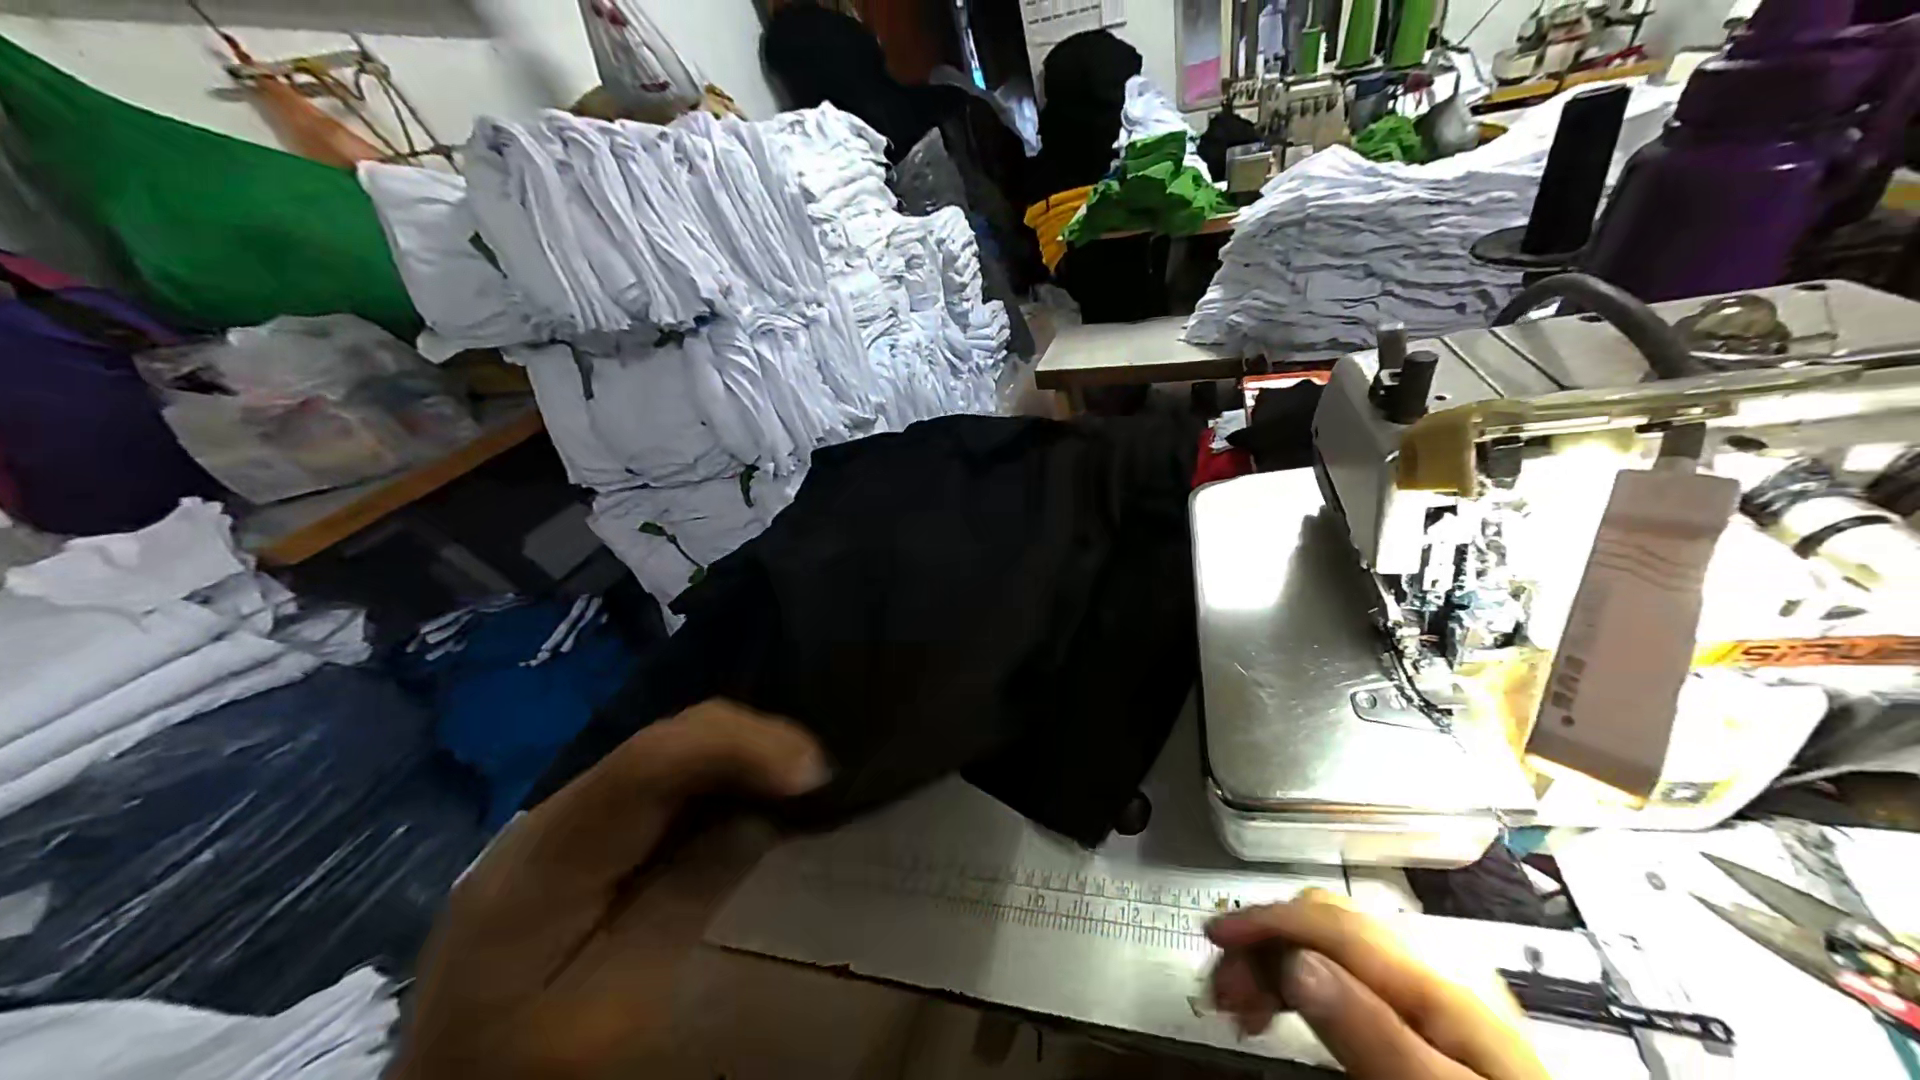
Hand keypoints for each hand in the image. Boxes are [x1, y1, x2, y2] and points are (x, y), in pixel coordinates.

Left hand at [391, 700, 828, 1079]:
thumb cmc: (527, 1066)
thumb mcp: (612, 1011)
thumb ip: (683, 905)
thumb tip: (758, 819)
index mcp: (546, 861)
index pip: (647, 763)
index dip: (736, 748)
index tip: (810, 771)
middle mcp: (550, 815)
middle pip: (660, 738)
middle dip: (749, 740)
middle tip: (815, 773)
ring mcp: (560, 816)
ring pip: (664, 747)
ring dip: (737, 751)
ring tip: (795, 778)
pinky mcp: (576, 828)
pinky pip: (657, 776)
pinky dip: (714, 774)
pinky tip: (747, 794)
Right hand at [1207, 889, 1548, 1079]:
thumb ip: (1371, 1032)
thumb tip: (1296, 963)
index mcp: (1438, 978)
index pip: (1330, 919)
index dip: (1264, 919)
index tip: (1213, 937)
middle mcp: (1430, 964)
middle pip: (1322, 921)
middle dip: (1262, 942)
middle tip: (1223, 989)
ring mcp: (1426, 985)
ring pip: (1326, 940)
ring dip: (1273, 961)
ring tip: (1241, 1003)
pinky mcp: (1420, 1009)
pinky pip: (1343, 968)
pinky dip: (1300, 978)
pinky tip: (1282, 1004)